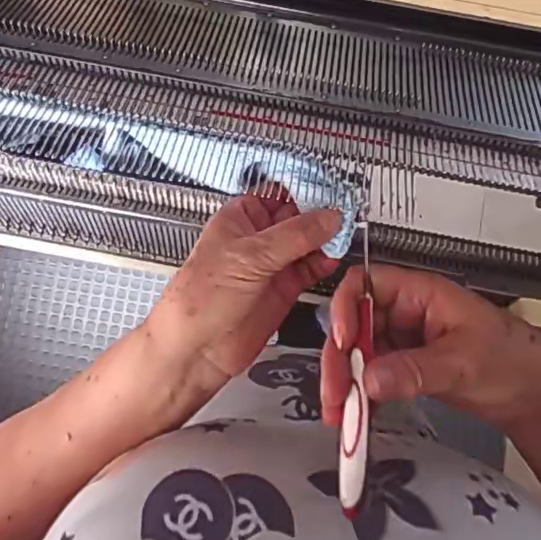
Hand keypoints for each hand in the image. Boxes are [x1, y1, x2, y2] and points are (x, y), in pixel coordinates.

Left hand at [141, 194, 341, 391]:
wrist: (196, 351)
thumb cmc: (199, 299)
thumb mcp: (250, 256)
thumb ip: (294, 235)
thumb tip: (328, 217)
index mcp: (241, 217)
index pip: (279, 192)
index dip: (305, 188)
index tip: (330, 189)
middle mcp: (257, 238)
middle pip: (299, 215)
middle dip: (322, 214)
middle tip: (344, 212)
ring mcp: (272, 264)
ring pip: (309, 242)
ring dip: (326, 238)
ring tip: (342, 235)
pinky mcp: (284, 288)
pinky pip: (311, 268)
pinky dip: (325, 262)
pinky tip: (332, 258)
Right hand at [320, 266, 540, 433]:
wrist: (535, 394)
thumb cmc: (512, 358)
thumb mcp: (462, 362)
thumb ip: (415, 369)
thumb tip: (370, 377)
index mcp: (420, 293)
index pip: (366, 283)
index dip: (346, 306)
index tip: (341, 339)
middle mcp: (406, 312)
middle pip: (354, 322)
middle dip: (340, 357)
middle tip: (336, 392)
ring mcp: (405, 340)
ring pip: (358, 351)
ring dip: (345, 380)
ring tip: (342, 412)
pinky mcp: (406, 366)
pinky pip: (372, 374)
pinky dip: (361, 394)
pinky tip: (359, 415)